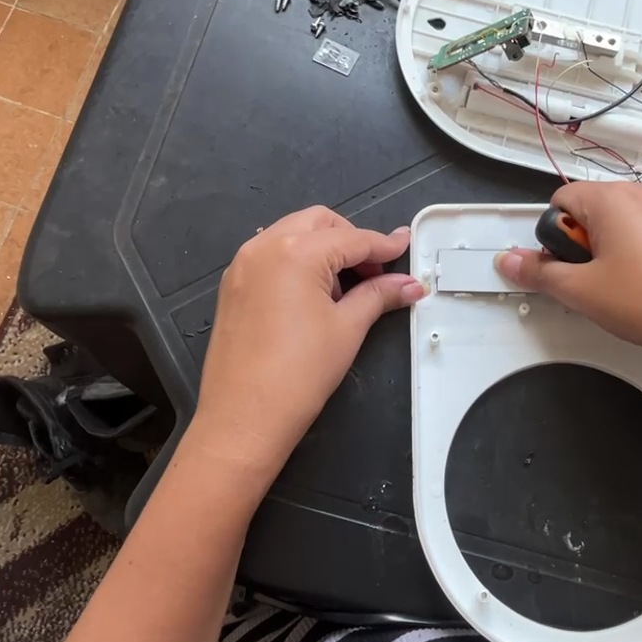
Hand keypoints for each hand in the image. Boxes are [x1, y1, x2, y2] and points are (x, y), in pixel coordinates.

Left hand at [188, 207, 425, 479]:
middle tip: (375, 273)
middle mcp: (264, 246)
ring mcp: (242, 264)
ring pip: (293, 233)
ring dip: (324, 248)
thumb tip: (409, 284)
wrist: (243, 418)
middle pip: (320, 223)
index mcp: (295, 252)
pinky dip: (298, 260)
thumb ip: (379, 295)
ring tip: (344, 289)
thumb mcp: (348, 328)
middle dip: (351, 240)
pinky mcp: (233, 284)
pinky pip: (271, 254)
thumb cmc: (299, 374)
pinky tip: (314, 295)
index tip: (405, 245)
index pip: (352, 239)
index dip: (384, 245)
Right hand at [496, 182, 641, 372]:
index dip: (555, 235)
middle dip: (588, 240)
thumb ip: (539, 272)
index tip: (568, 267)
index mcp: (612, 199)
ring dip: (620, 245)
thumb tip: (507, 260)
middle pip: (597, 207)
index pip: (561, 200)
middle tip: (597, 282)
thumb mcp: (581, 293)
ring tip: (632, 288)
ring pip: (632, 219)